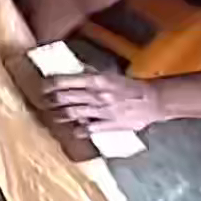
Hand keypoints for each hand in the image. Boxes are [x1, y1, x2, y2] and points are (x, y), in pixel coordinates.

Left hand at [42, 73, 169, 137]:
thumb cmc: (129, 87)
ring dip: (56, 115)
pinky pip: (86, 129)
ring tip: (54, 115)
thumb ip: (87, 74)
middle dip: (48, 101)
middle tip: (45, 102)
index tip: (42, 88)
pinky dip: (75, 130)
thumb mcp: (108, 76)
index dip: (47, 85)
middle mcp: (98, 95)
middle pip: (61, 98)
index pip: (62, 82)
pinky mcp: (111, 124)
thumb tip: (64, 70)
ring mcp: (104, 111)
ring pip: (69, 114)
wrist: (158, 100)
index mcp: (97, 81)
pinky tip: (72, 129)